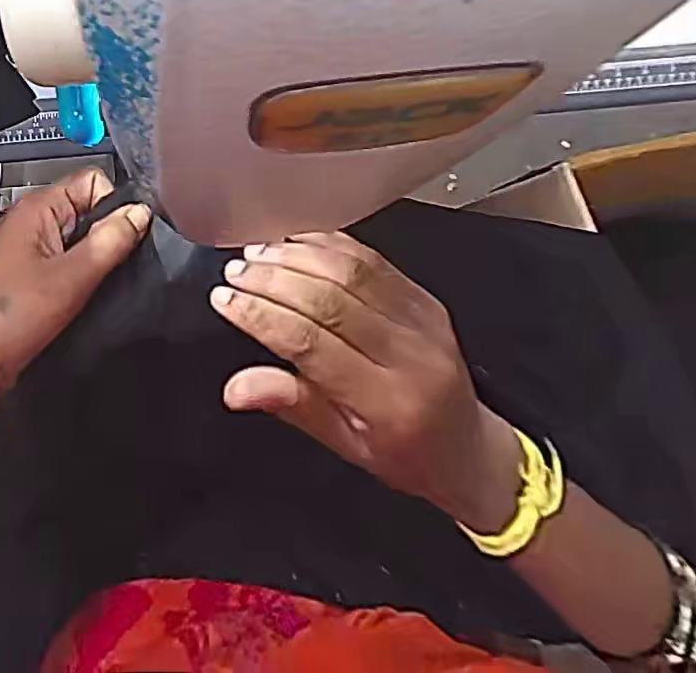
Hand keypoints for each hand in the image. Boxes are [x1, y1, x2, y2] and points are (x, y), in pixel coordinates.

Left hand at [0, 169, 151, 417]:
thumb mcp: (72, 277)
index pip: (94, 181)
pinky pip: (67, 271)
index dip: (117, 204)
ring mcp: (28, 253)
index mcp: (35, 209)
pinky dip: (78, 285)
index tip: (127, 234)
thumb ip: (112, 240)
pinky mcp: (28, 281)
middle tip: (101, 270)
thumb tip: (139, 214)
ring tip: (83, 291)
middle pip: (89, 213)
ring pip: (80, 245)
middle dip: (106, 239)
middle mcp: (29, 225)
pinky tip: (73, 304)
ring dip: (92, 266)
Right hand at [212, 232, 523, 529]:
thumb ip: (290, 404)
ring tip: (257, 252)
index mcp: (387, 403)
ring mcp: (424, 321)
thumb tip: (236, 388)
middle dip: (271, 279)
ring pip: (350, 271)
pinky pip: (374, 260)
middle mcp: (410, 355)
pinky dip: (329, 245)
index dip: (260, 315)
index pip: (310, 344)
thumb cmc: (404, 454)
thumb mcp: (342, 445)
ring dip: (296, 255)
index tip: (225, 299)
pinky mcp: (427, 299)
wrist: (471, 451)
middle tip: (236, 271)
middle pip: (328, 299)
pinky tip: (297, 241)